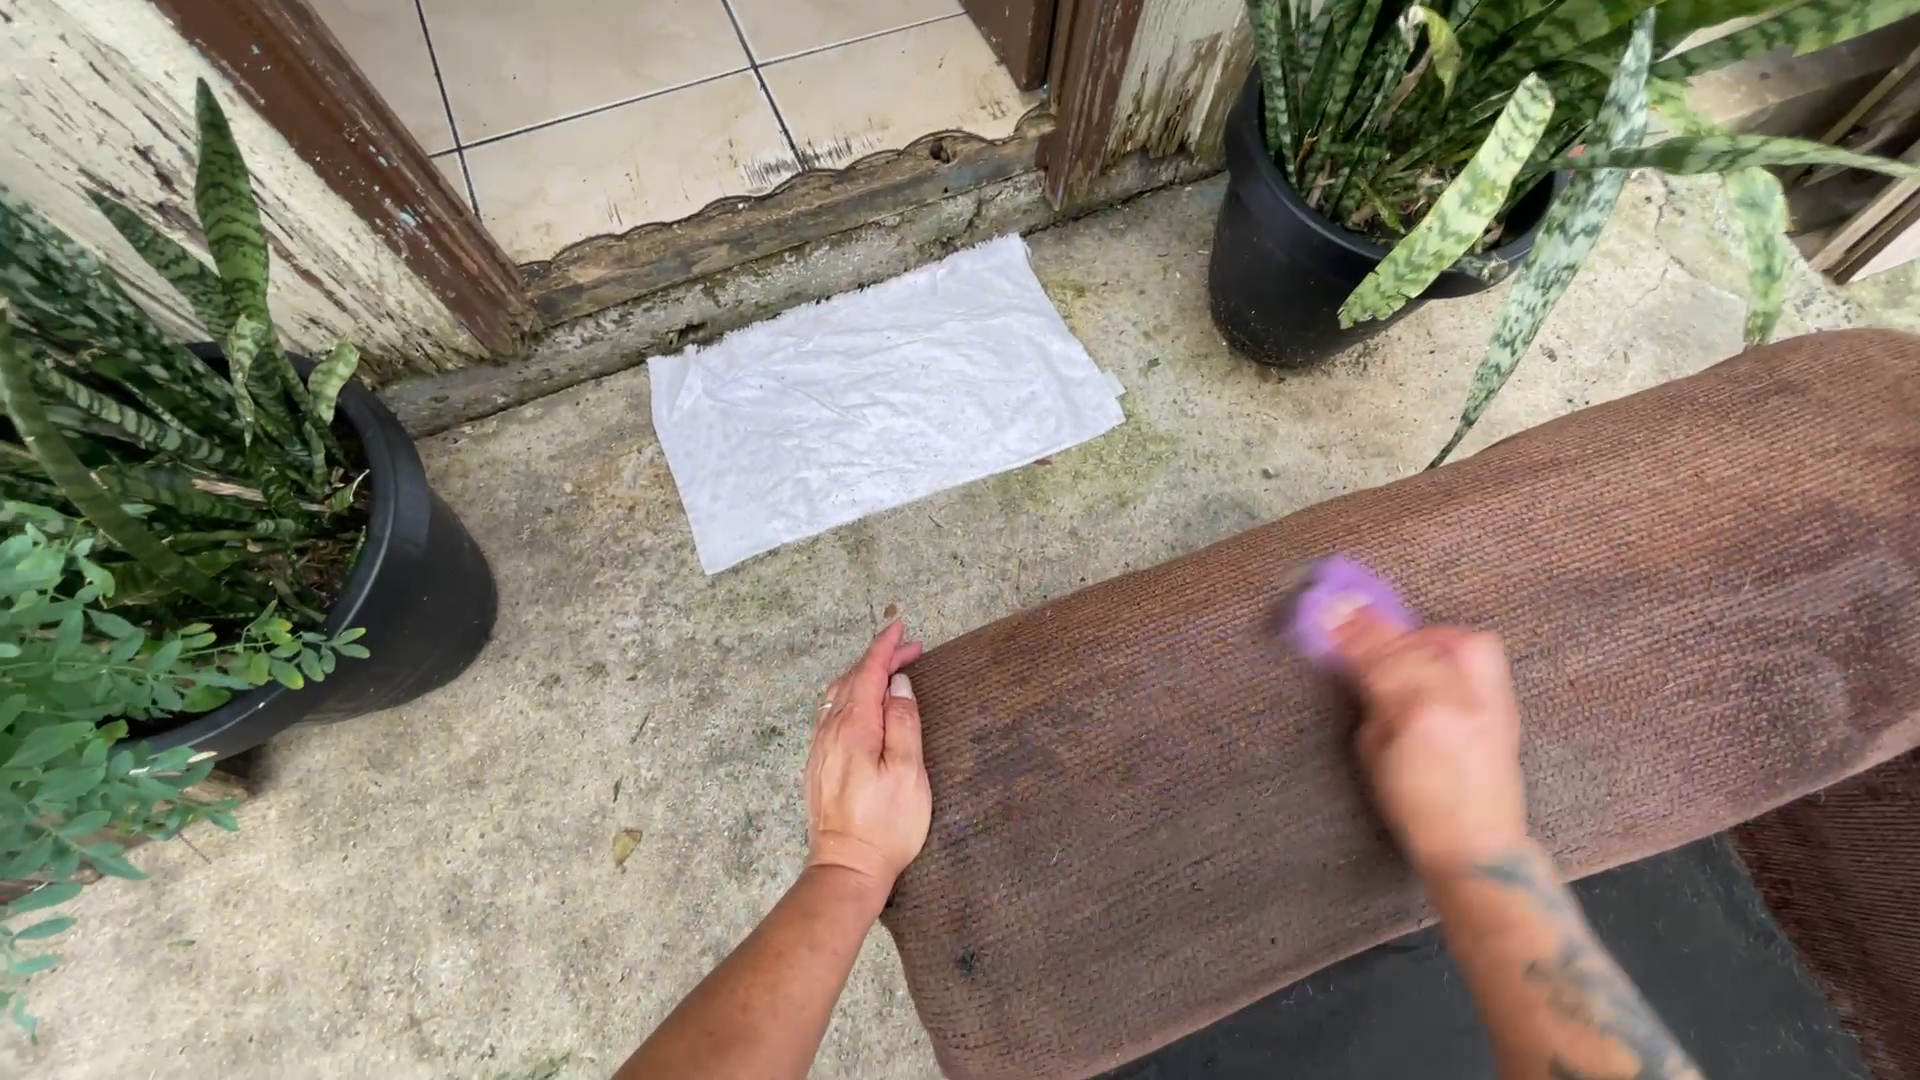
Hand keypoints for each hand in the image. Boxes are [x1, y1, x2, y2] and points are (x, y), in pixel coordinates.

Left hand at [804, 619, 929, 900]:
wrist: (846, 868)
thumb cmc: (886, 824)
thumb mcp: (908, 772)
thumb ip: (903, 722)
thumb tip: (898, 684)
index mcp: (854, 727)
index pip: (868, 672)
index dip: (885, 646)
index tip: (901, 626)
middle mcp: (831, 730)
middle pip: (851, 678)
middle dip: (879, 657)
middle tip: (911, 648)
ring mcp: (821, 747)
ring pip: (838, 694)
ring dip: (864, 674)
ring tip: (891, 669)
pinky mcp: (818, 763)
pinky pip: (832, 711)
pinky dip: (851, 693)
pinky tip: (863, 701)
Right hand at [1329, 608, 1528, 875]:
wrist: (1476, 843)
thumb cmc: (1413, 807)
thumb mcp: (1373, 752)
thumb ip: (1371, 701)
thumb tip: (1357, 665)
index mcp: (1417, 715)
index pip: (1378, 658)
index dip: (1350, 635)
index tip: (1330, 617)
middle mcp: (1458, 701)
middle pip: (1414, 644)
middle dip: (1378, 628)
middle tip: (1352, 617)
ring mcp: (1488, 702)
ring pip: (1458, 642)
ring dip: (1422, 634)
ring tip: (1399, 640)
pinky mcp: (1504, 707)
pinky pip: (1480, 658)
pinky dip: (1450, 648)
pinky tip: (1430, 655)